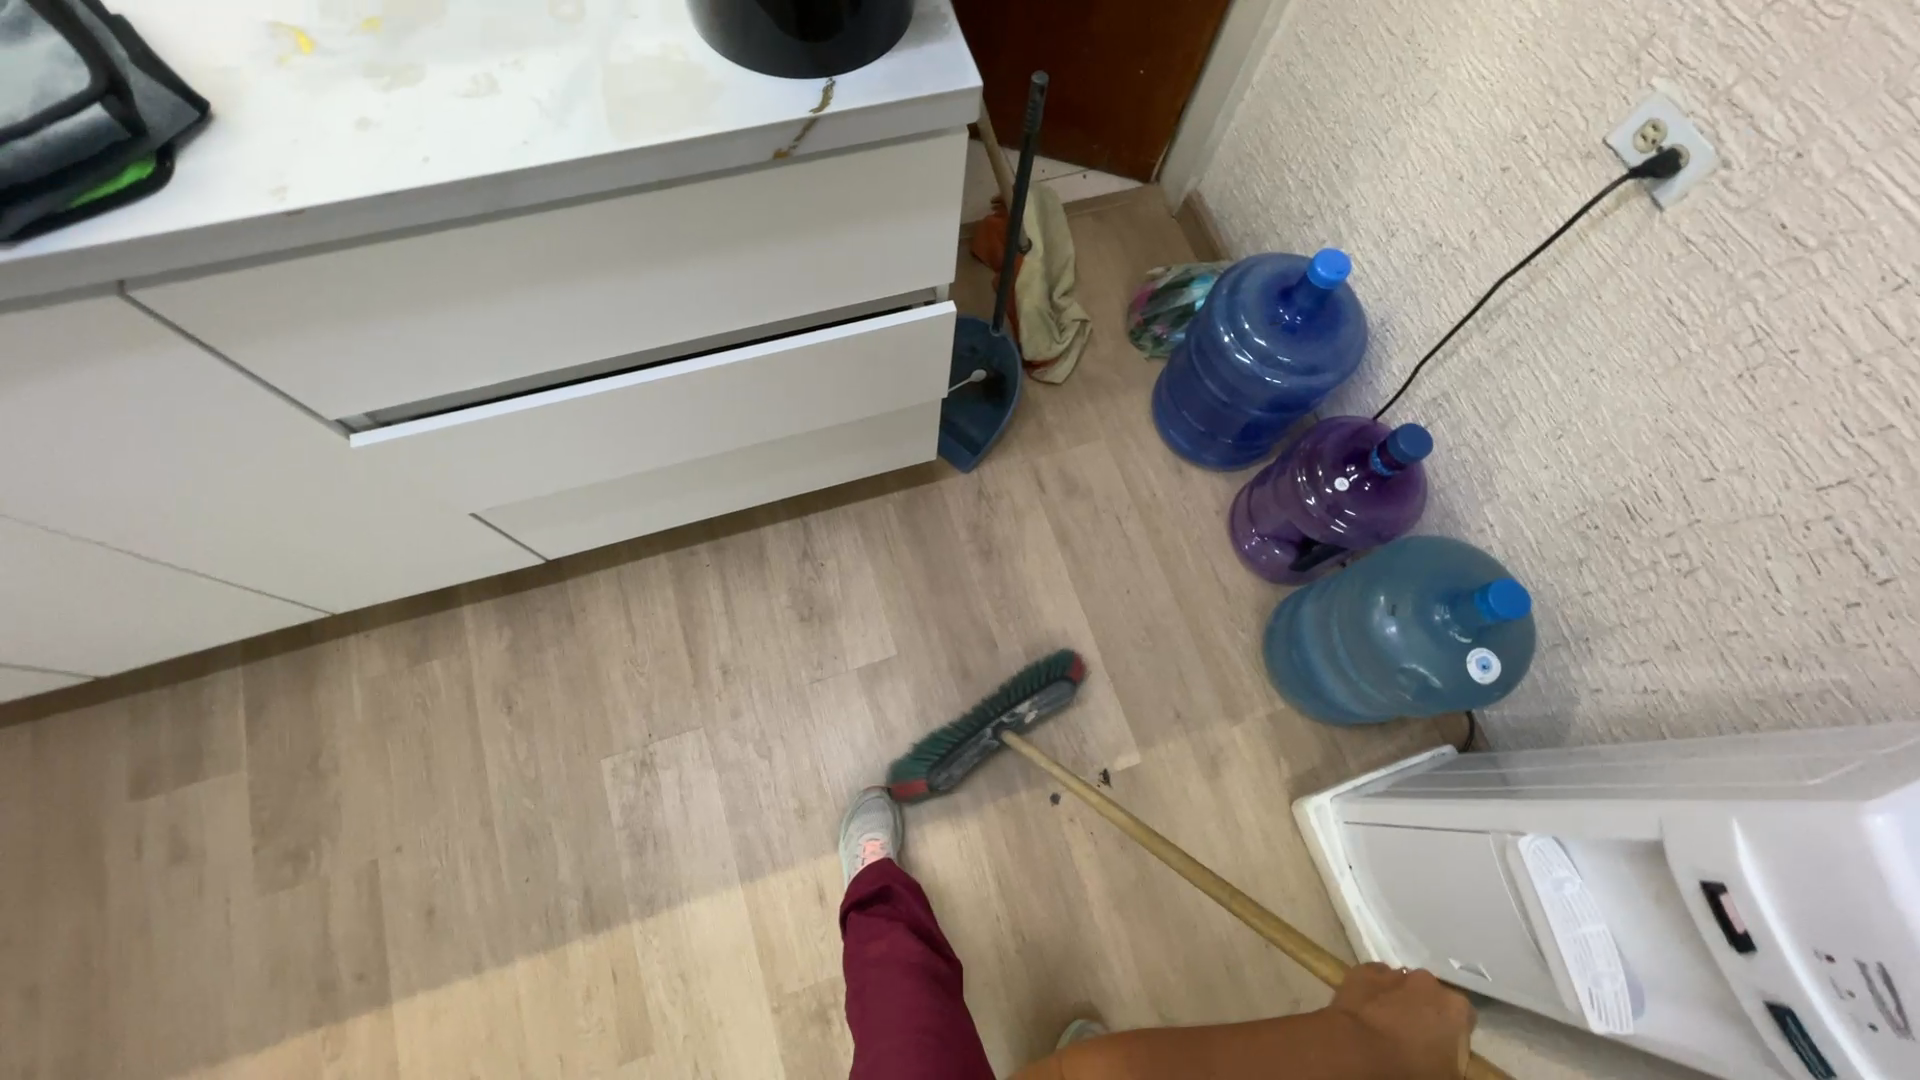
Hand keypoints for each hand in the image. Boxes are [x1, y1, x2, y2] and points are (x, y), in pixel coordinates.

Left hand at [1330, 963, 1476, 1078]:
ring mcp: (1391, 972)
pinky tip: (1367, 1010)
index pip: (1464, 1017)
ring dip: (1398, 999)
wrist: (1360, 1052)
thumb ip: (1455, 1059)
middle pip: (1430, 995)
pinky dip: (1372, 992)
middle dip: (1425, 1011)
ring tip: (1387, 1023)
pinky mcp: (1361, 970)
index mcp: (1455, 1007)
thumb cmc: (1414, 1069)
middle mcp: (1426, 981)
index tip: (1445, 1048)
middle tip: (1415, 1036)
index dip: (1455, 1033)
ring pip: (1400, 984)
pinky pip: (1373, 980)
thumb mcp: (1451, 1075)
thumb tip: (1445, 1056)